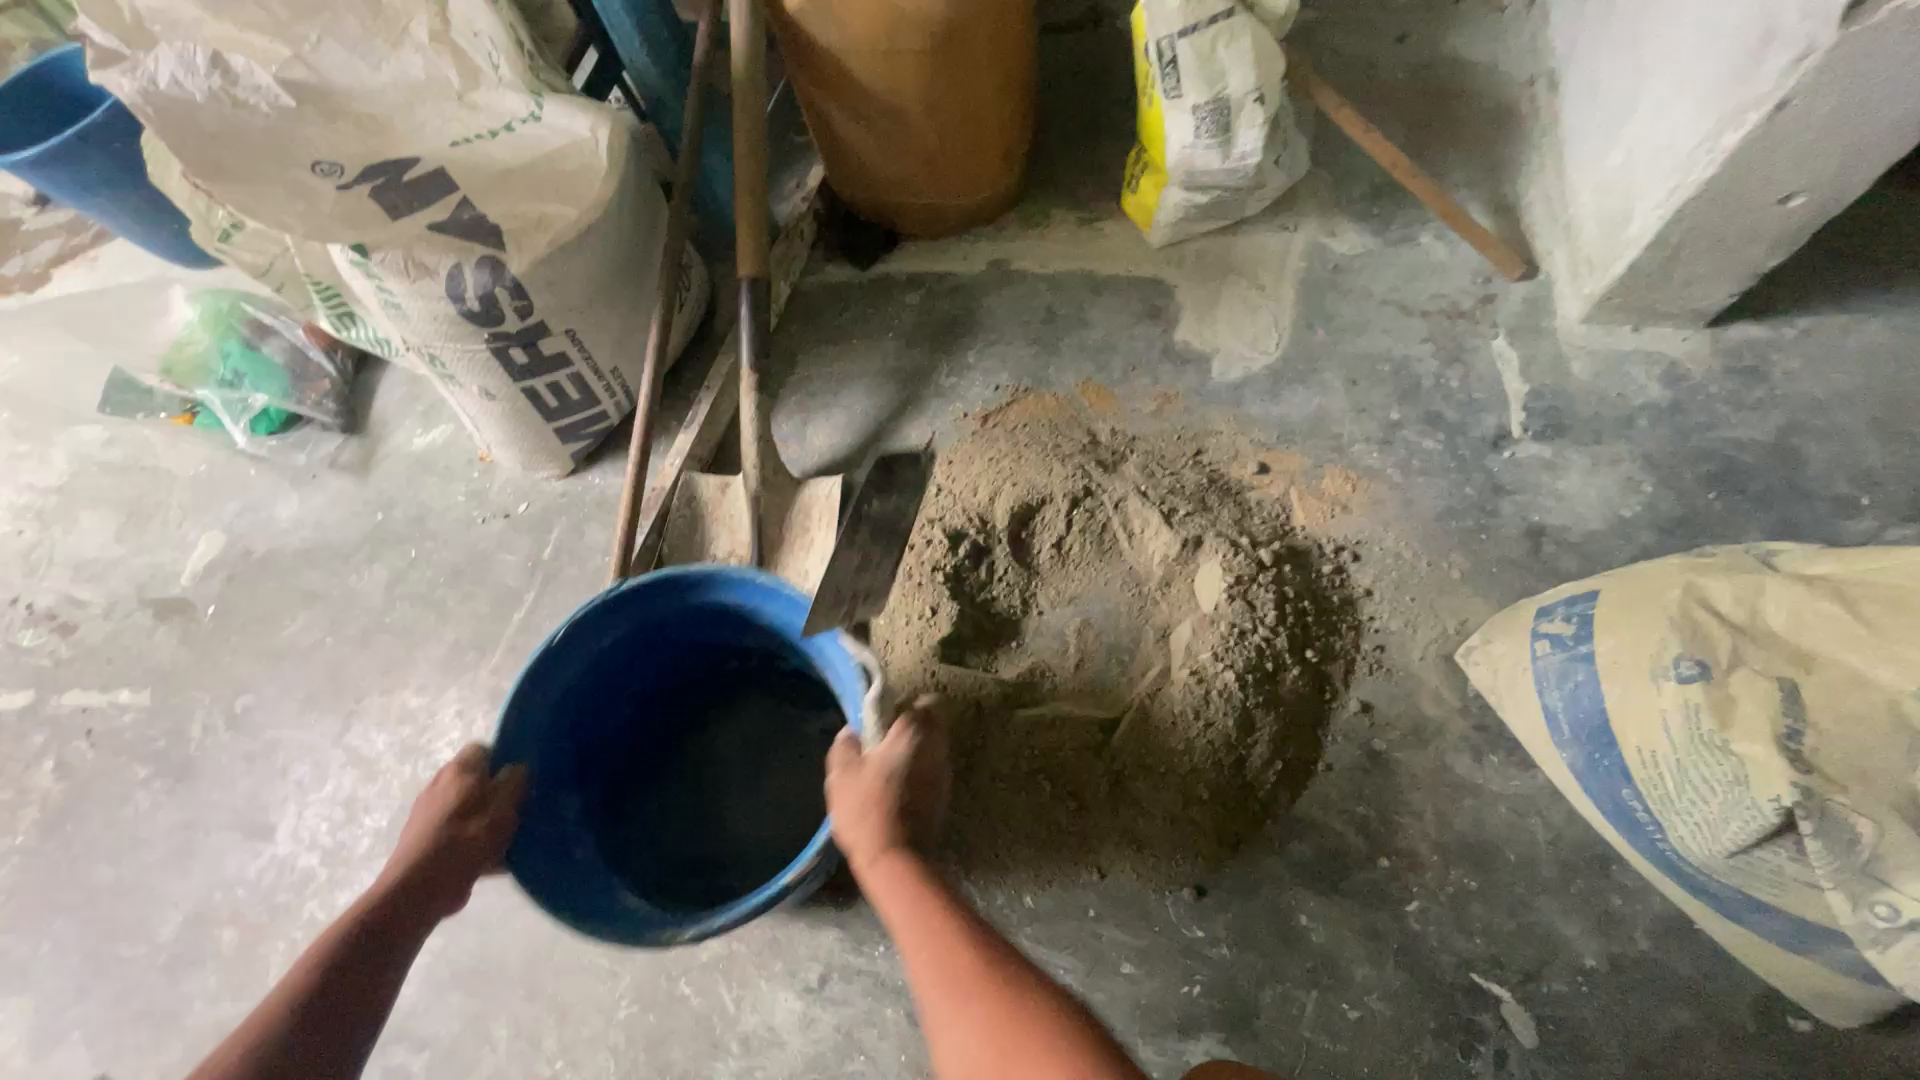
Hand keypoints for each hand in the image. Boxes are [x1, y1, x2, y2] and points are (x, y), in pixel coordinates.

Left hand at [373, 743, 527, 922]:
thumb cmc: (468, 839)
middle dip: (497, 790)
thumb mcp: (504, 805)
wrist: (419, 889)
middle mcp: (439, 785)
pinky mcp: (424, 840)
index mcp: (459, 770)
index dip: (504, 759)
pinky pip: (458, 831)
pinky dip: (473, 839)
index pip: (483, 749)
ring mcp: (428, 813)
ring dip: (486, 816)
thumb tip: (518, 766)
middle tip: (520, 807)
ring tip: (508, 835)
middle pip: (475, 779)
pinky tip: (491, 858)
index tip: (523, 778)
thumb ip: (515, 780)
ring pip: (467, 806)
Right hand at [825, 695, 949, 873]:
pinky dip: (920, 771)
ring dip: (917, 749)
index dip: (900, 707)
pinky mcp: (945, 795)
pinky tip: (899, 789)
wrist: (897, 860)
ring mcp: (944, 772)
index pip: (921, 701)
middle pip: (934, 721)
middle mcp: (937, 747)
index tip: (880, 722)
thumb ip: (845, 746)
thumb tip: (850, 732)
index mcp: (913, 733)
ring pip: (935, 746)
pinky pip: (934, 769)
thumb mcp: (842, 776)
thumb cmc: (867, 810)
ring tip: (890, 767)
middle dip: (914, 725)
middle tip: (885, 742)